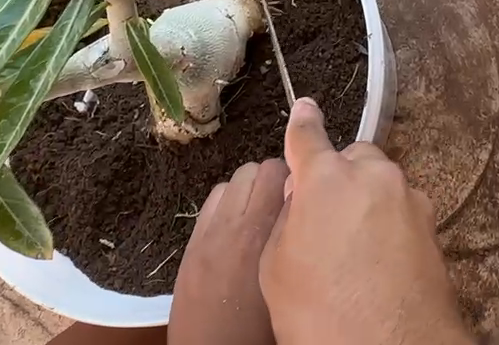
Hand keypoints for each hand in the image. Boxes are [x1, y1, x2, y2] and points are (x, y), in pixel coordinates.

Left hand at [168, 158, 287, 344]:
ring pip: (231, 182)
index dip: (295, 179)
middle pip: (254, 169)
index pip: (277, 172)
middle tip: (285, 206)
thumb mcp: (290, 285)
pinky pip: (210, 204)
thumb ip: (298, 241)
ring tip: (261, 218)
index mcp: (259, 237)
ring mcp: (205, 237)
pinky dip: (226, 206)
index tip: (305, 196)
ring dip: (248, 191)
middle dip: (273, 180)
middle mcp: (231, 228)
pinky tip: (237, 231)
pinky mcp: (189, 249)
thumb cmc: (259, 335)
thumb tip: (309, 210)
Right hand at [260, 98, 468, 344]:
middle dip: (337, 181)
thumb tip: (301, 198)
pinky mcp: (431, 221)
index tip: (306, 108)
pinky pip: (401, 209)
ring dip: (366, 203)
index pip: (307, 136)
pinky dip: (390, 225)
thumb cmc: (326, 317)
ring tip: (353, 256)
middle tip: (323, 226)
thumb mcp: (275, 269)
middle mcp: (371, 175)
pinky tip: (379, 264)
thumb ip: (287, 217)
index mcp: (326, 178)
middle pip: (350, 160)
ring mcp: (407, 195)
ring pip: (378, 184)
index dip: (303, 122)